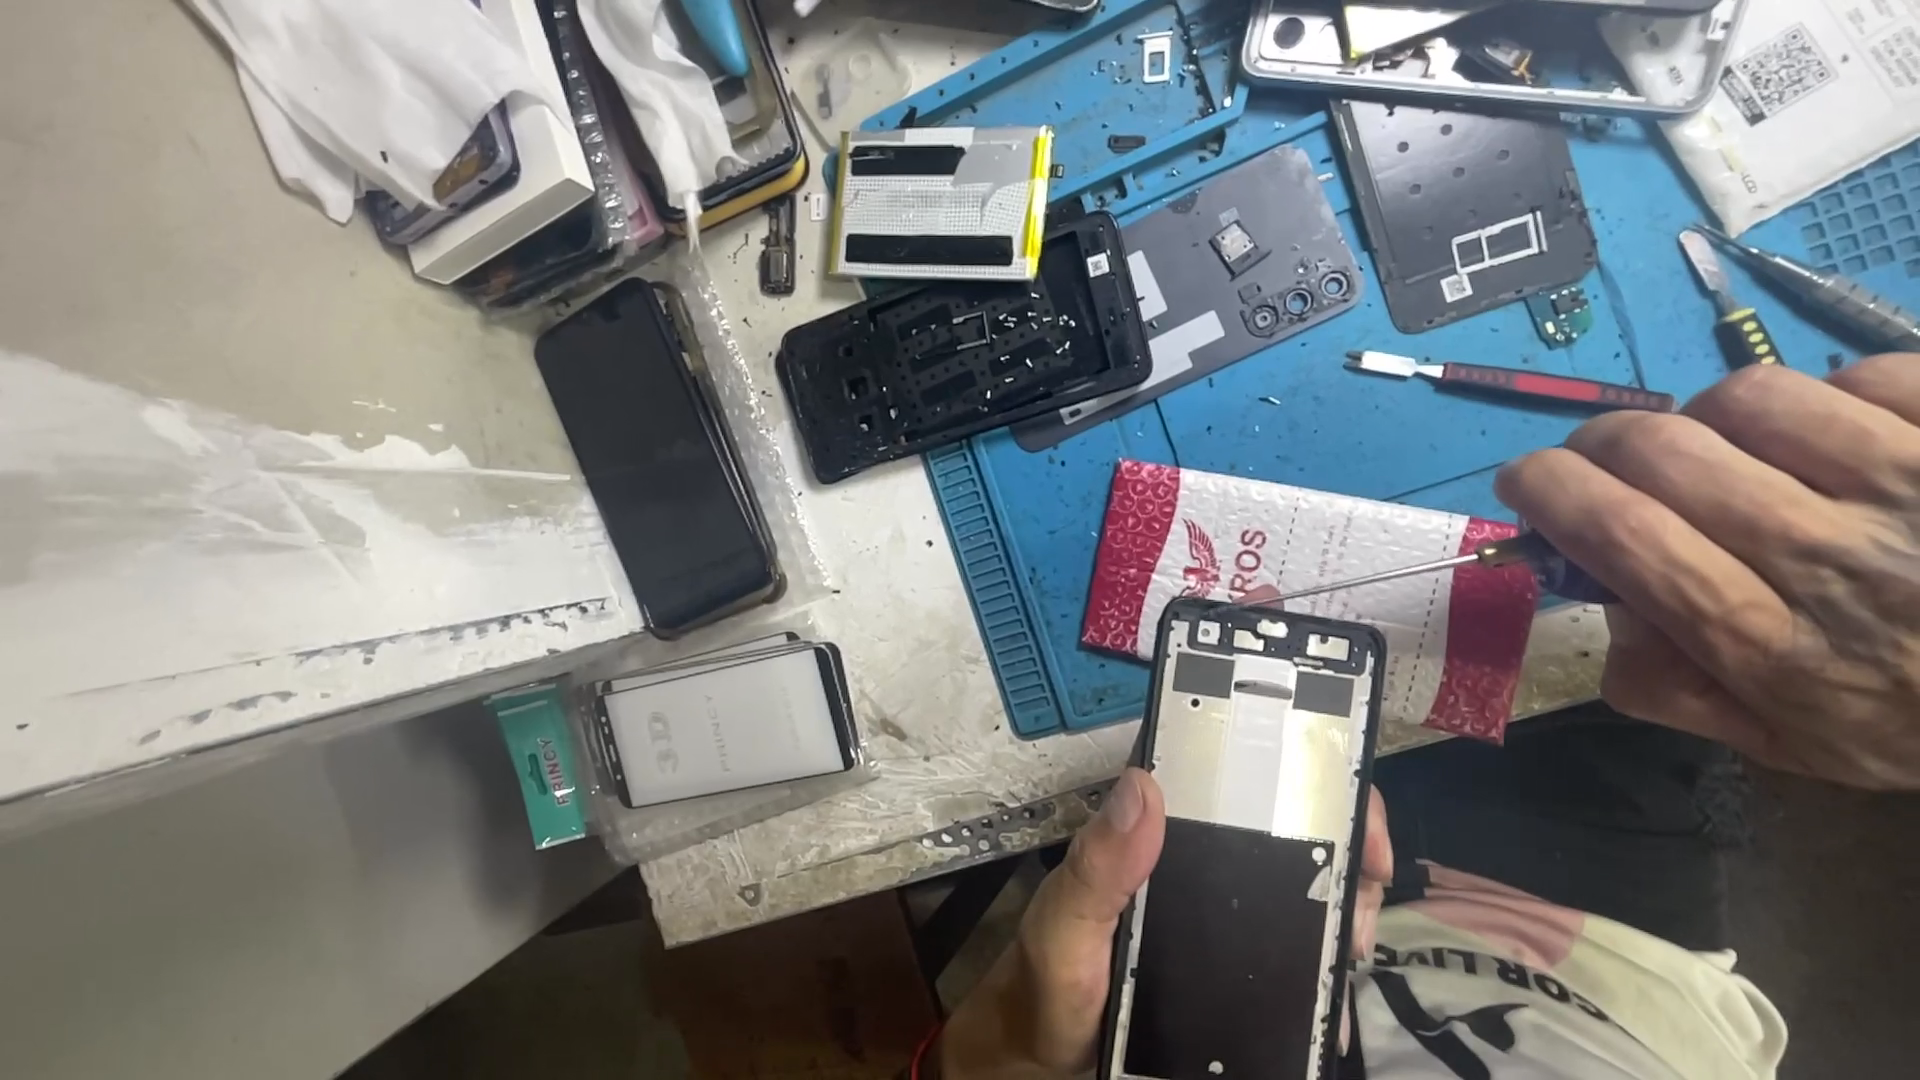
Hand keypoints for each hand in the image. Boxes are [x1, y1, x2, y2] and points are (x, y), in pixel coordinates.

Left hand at [935, 772, 1392, 1078]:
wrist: (1050, 1051)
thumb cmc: (1049, 976)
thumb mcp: (1066, 920)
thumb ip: (1098, 863)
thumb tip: (1143, 782)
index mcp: (1151, 828)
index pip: (1219, 768)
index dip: (1279, 758)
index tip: (1334, 787)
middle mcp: (1191, 856)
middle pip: (1279, 823)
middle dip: (1336, 837)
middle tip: (1366, 877)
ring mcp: (1218, 909)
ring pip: (1299, 883)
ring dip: (1340, 900)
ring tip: (1348, 943)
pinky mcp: (1235, 960)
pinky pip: (1292, 947)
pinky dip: (1324, 961)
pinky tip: (1335, 988)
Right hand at [1496, 355, 1919, 789]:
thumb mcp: (1780, 741)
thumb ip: (1663, 681)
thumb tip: (1600, 602)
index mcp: (1763, 636)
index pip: (1614, 529)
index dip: (1543, 486)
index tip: (1525, 481)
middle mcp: (1827, 556)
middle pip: (1658, 447)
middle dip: (1599, 440)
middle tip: (1603, 459)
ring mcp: (1916, 486)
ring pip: (1748, 397)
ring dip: (1710, 418)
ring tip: (1731, 450)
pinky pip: (1863, 376)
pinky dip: (1827, 400)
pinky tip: (1841, 442)